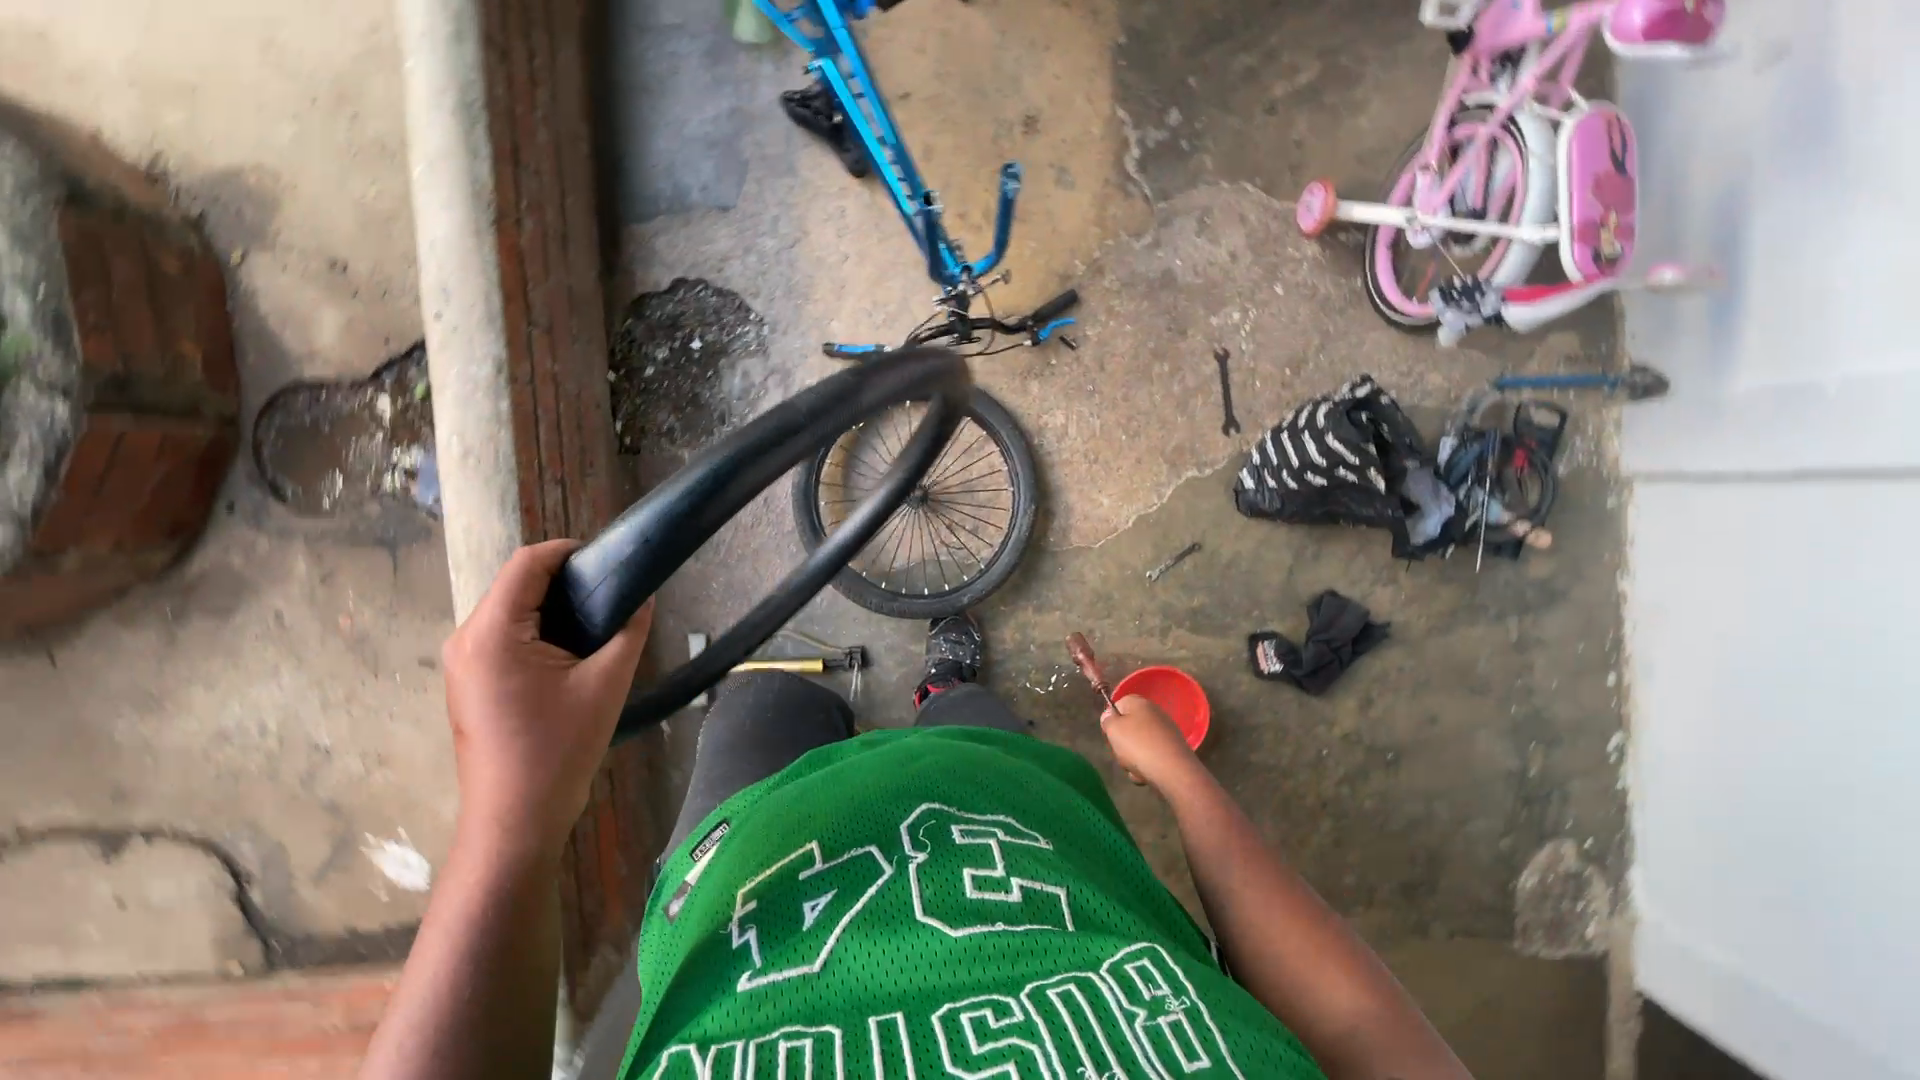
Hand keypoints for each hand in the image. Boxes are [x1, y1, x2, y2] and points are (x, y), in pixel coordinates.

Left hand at [441, 540, 652, 868]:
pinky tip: (570, 651)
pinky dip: (536, 630)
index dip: (568, 551)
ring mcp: (462, 662)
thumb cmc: (560, 748)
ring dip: (550, 606)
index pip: (527, 564)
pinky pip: (502, 636)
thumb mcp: (607, 683)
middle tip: (612, 592)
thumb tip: (643, 598)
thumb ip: (629, 630)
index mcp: (492, 632)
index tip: (610, 559)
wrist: (516, 817)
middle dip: (563, 580)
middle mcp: (466, 639)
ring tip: (597, 620)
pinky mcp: (469, 682)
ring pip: (508, 610)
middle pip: (514, 585)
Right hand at [1100, 694, 1204, 793]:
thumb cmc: (1138, 746)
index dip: (1110, 720)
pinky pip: (1151, 755)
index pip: (1118, 705)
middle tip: (1120, 753)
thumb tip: (1110, 715)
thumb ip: (1107, 719)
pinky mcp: (1172, 749)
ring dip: (1132, 758)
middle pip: (1128, 727)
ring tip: (1134, 768)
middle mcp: (1154, 713)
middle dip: (1121, 743)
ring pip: (1138, 744)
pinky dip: (1146, 765)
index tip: (1110, 735)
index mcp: (1139, 703)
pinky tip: (1146, 774)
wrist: (1173, 771)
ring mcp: (1165, 731)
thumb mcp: (1113, 729)